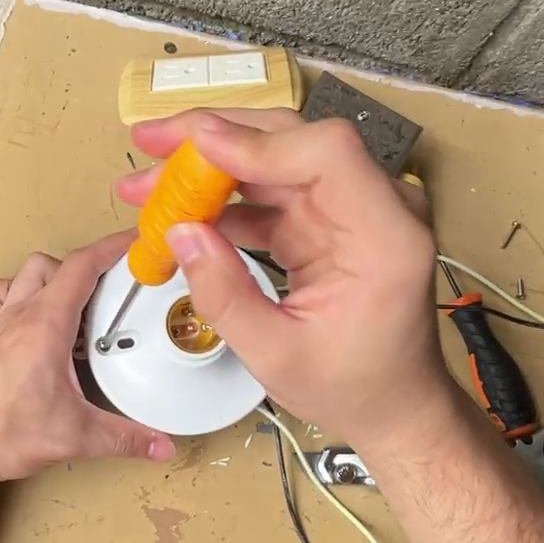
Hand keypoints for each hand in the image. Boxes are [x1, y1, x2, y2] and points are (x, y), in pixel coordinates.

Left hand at [0, 231, 174, 488]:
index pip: (82, 266)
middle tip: (114, 291)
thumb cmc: (2, 433)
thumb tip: (164, 448)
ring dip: (50, 277)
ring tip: (75, 304)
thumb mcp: (75, 436)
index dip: (112, 247)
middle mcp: (18, 314)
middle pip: (55, 265)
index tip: (136, 241)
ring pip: (23, 275)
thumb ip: (125, 438)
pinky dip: (15, 293)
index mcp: (45, 324)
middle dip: (87, 268)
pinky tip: (30, 317)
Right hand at [121, 109, 457, 454]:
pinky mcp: (331, 221)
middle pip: (294, 142)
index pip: (326, 155)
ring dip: (211, 168)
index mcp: (385, 239)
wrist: (393, 404)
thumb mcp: (277, 356)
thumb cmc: (356, 386)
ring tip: (150, 183)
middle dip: (217, 138)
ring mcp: (353, 211)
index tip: (193, 145)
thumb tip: (180, 235)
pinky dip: (226, 200)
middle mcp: (377, 209)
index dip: (255, 141)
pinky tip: (184, 211)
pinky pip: (273, 193)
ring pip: (275, 162)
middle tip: (152, 141)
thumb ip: (224, 295)